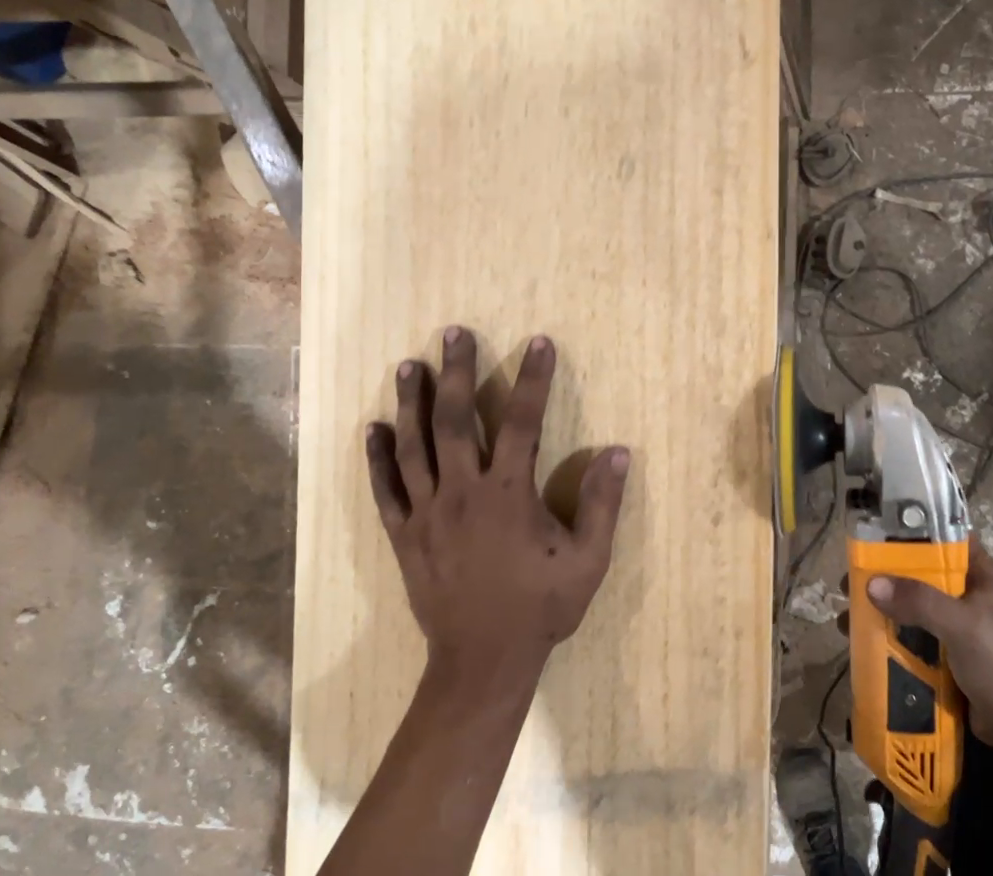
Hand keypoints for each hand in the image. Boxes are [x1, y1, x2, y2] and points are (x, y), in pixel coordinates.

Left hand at [365, 327, 630, 700]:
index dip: (532, 379)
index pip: (522, 422)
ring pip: (414, 446)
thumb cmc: (542, 607)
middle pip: (455, 420)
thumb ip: (603, 504)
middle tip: (454, 333)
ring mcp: (427, 513)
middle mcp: (463, 493)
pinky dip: (378, 457)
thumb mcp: (589, 560)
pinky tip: (374, 428)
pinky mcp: (404, 535)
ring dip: (411, 402)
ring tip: (409, 365)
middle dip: (456, 372)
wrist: (483, 660)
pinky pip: (386, 489)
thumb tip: (617, 452)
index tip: (538, 342)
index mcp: (509, 494)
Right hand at [865, 538, 992, 752]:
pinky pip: (911, 642)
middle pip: (916, 576)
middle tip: (847, 585)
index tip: (870, 538)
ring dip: (880, 614)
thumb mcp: (961, 624)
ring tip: (845, 621)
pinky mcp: (946, 658)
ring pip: (910, 611)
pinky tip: (862, 648)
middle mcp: (963, 594)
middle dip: (882, 580)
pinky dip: (888, 642)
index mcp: (976, 574)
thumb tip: (872, 585)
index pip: (942, 537)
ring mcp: (954, 628)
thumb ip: (920, 602)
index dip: (908, 533)